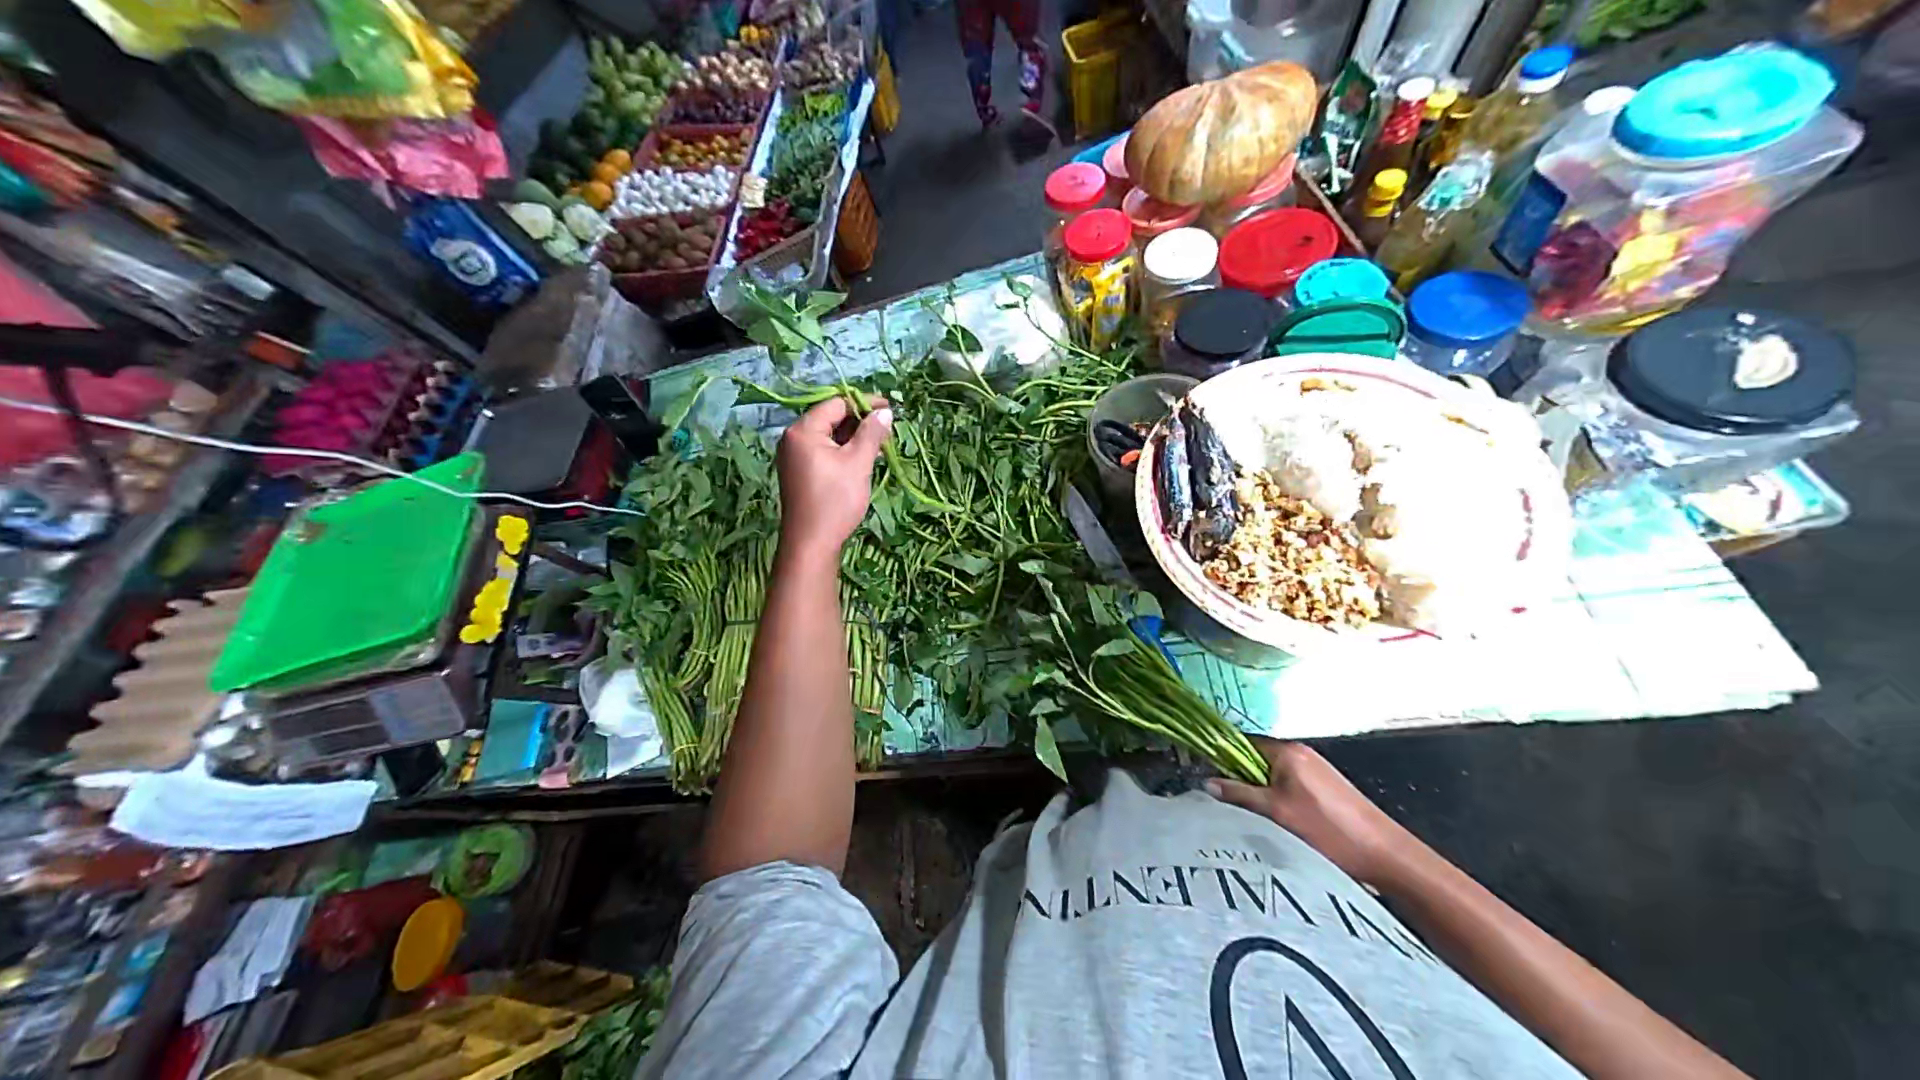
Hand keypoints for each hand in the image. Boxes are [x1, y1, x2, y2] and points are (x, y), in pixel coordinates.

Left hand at [776, 395, 891, 562]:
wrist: (811, 544)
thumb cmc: (835, 501)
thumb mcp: (858, 463)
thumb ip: (871, 434)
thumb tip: (885, 412)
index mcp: (803, 430)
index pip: (836, 403)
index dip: (864, 404)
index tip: (890, 409)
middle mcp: (793, 438)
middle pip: (831, 417)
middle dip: (860, 421)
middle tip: (886, 429)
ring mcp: (793, 456)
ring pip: (828, 435)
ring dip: (853, 437)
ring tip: (879, 445)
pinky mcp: (799, 471)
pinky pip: (823, 451)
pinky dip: (842, 451)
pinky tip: (862, 459)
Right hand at [1208, 738, 1423, 890]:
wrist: (1386, 855)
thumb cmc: (1328, 829)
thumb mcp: (1276, 812)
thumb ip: (1239, 794)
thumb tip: (1206, 782)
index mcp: (1287, 751)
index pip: (1241, 742)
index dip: (1222, 757)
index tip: (1206, 776)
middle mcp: (1300, 753)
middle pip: (1255, 758)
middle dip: (1240, 778)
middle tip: (1227, 803)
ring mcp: (1315, 769)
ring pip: (1271, 775)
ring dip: (1259, 792)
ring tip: (1251, 815)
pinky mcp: (1325, 787)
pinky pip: (1288, 785)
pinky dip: (1277, 799)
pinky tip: (1277, 821)